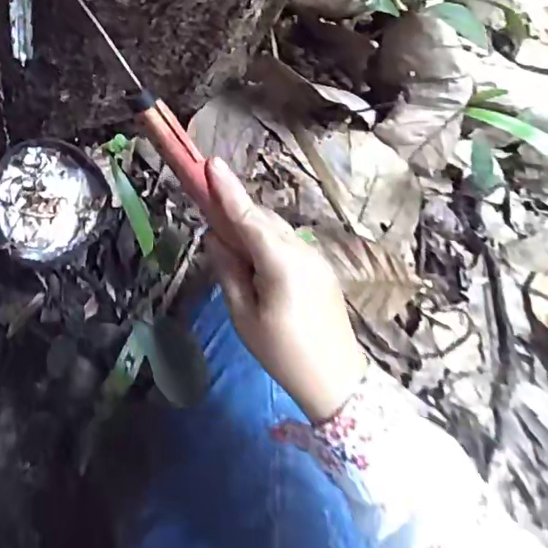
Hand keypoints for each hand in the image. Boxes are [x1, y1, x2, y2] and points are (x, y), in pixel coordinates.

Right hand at [207, 157, 369, 422]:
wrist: (339, 385)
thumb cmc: (282, 354)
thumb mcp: (243, 316)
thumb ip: (227, 269)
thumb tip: (215, 236)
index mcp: (280, 261)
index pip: (247, 217)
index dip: (227, 189)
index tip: (211, 162)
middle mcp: (300, 250)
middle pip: (261, 218)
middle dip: (235, 209)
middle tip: (208, 209)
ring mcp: (315, 257)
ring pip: (275, 229)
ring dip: (251, 227)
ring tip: (230, 244)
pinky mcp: (321, 268)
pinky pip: (287, 243)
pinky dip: (267, 241)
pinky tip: (255, 261)